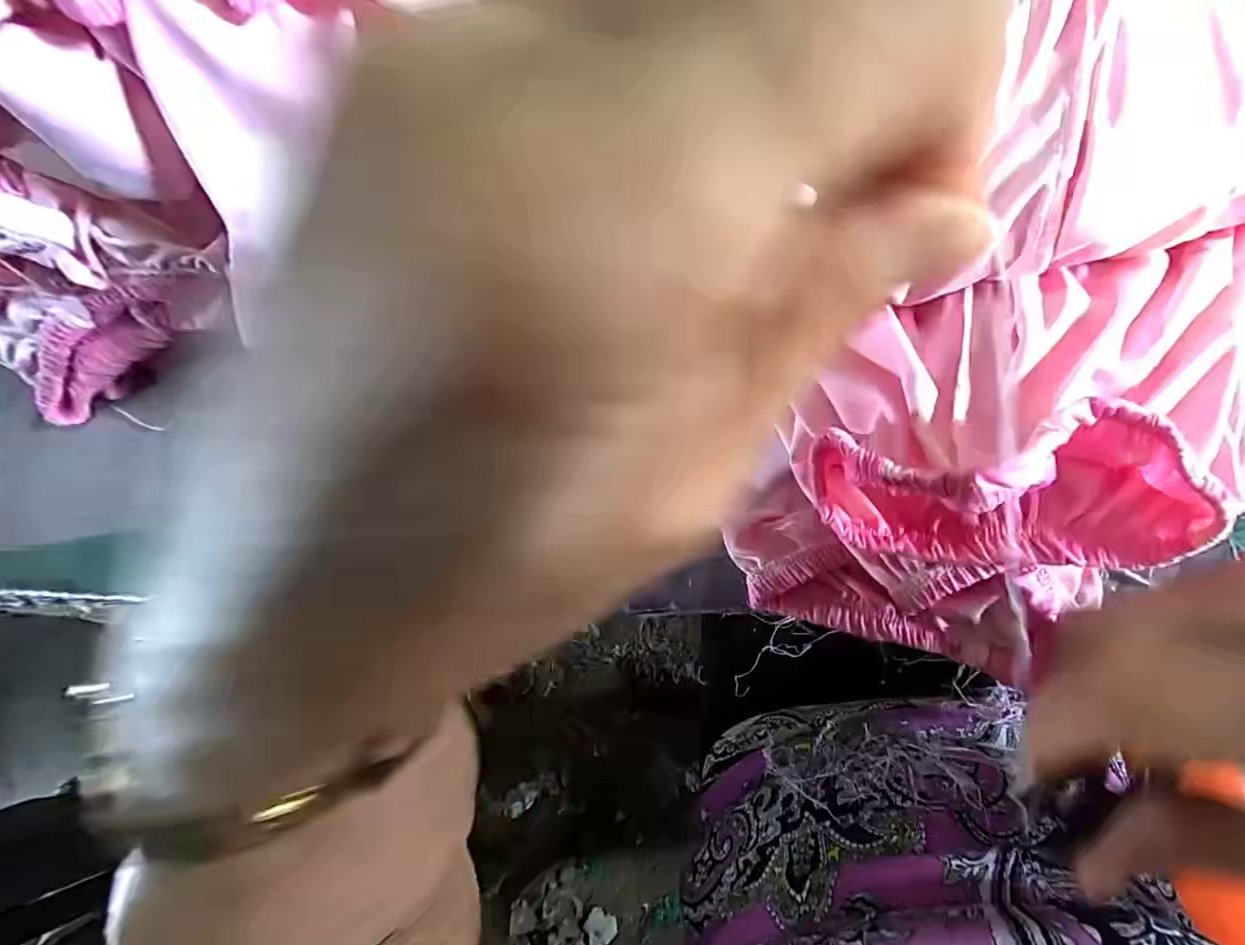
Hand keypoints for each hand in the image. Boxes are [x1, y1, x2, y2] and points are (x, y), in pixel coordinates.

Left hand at [102, 0, 1002, 821]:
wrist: (291, 588)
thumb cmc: (510, 571)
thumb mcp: (696, 478)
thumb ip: (817, 310)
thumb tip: (953, 217)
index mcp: (634, 202)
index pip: (878, 20)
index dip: (948, 91)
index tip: (933, 209)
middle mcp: (525, 61)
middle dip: (872, 72)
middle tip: (860, 205)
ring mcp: (439, 38)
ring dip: (778, 72)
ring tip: (771, 201)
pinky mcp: (400, 57)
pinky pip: (598, 12)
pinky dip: (688, 71)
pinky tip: (677, 177)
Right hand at [1025, 550, 1244, 940]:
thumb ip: (1184, 845)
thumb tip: (1079, 861)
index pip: (1120, 691)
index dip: (1053, 732)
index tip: (1042, 778)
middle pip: (1099, 640)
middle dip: (1061, 704)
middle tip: (1076, 762)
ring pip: (1117, 615)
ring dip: (1093, 678)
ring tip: (1124, 736)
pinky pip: (1153, 603)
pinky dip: (1132, 652)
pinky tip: (1168, 696)